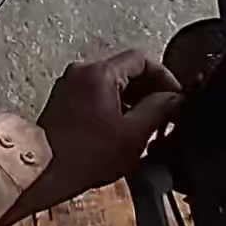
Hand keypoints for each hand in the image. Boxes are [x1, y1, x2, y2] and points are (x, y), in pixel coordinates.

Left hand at [36, 50, 181, 198]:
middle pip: (126, 68)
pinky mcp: (65, 95)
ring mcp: (70, 81)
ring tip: (151, 124)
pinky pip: (97, 89)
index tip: (177, 99)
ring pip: (112, 79)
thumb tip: (175, 98)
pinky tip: (128, 126)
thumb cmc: (90, 153)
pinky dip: (116, 102)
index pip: (140, 58)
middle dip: (151, 89)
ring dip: (135, 97)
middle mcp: (81, 69)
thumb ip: (159, 109)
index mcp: (98, 72)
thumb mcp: (135, 133)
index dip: (165, 77)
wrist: (47, 167)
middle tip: (168, 114)